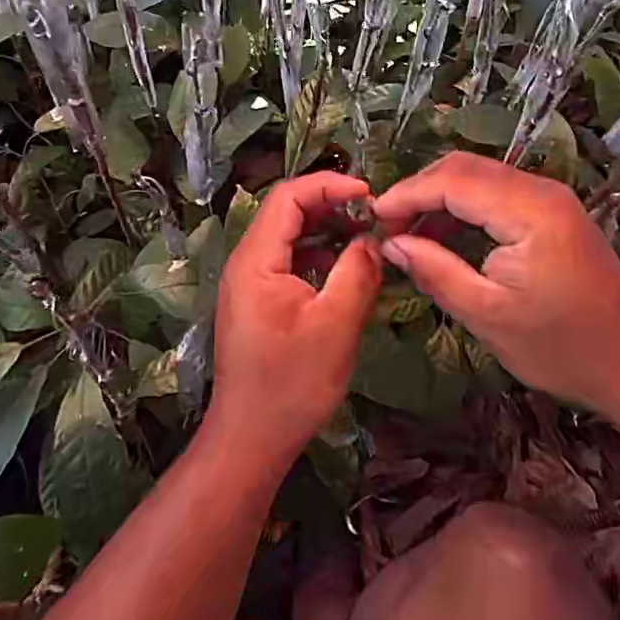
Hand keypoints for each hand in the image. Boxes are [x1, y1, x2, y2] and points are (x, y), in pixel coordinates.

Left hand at [207, 172, 381, 462]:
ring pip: (288, 236)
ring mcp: (248, 281)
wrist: (251, 434)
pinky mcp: (257, 299)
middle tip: (373, 214)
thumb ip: (357, 273)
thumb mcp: (335, 325)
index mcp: (255, 259)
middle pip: (285, 212)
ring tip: (365, 236)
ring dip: (325, 230)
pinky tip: (344, 267)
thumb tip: (373, 238)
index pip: (288, 197)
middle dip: (330, 204)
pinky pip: (287, 261)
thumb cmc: (291, 383)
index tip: (370, 194)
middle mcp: (246, 262)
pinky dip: (317, 255)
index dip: (329, 185)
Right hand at [371, 152, 619, 411]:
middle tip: (385, 225)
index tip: (372, 218)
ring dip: (434, 196)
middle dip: (416, 191)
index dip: (406, 195)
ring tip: (404, 231)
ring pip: (474, 175)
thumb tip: (389, 243)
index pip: (452, 181)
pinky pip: (491, 192)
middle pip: (462, 168)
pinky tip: (438, 234)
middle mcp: (542, 192)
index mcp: (531, 213)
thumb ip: (434, 271)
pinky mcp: (550, 211)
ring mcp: (550, 198)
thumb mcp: (486, 315)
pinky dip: (457, 205)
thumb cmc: (560, 348)